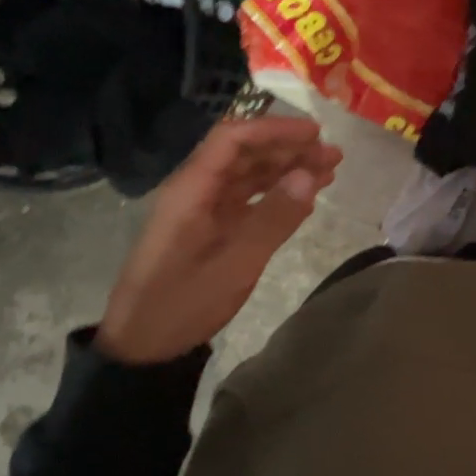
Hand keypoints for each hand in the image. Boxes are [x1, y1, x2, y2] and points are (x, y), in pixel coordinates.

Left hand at [97, 117, 341, 363]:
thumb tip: (310, 175)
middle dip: (289, 149)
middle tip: (334, 156)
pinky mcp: (208, 231)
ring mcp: (201, 211)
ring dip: (286, 170)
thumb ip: (274, 218)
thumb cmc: (183, 303)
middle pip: (244, 155)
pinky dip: (275, 195)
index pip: (233, 140)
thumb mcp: (235, 264)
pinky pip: (245, 201)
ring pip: (247, 177)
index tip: (316, 134)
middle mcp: (196, 192)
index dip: (275, 130)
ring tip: (328, 173)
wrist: (141, 345)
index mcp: (192, 190)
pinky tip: (304, 199)